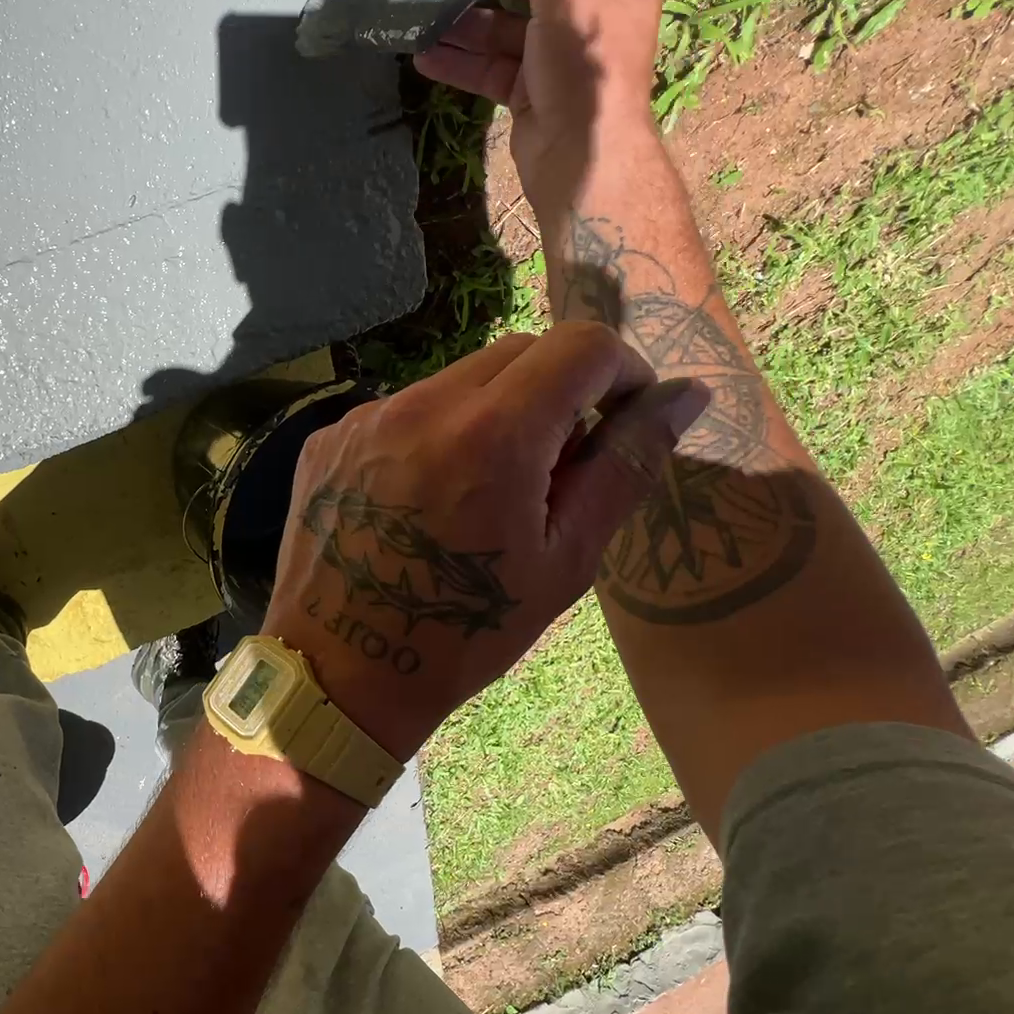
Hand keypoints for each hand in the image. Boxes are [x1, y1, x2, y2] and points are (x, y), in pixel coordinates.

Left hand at [261, 323, 709, 760]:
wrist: (340, 670)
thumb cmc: (464, 631)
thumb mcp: (565, 559)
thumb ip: (627, 465)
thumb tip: (686, 395)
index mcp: (491, 432)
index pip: (581, 343)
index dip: (620, 373)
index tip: (617, 423)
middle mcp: (420, 405)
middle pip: (516, 352)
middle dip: (555, 390)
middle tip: (554, 466)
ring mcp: (363, 419)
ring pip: (454, 380)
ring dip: (489, 412)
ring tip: (480, 492)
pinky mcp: (326, 439)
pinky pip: (399, 412)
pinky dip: (430, 434)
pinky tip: (419, 500)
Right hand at [413, 0, 664, 210]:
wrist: (579, 153)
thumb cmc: (585, 61)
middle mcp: (587, 17)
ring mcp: (555, 58)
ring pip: (504, 35)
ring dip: (463, 30)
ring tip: (423, 20)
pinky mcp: (528, 92)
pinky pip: (491, 70)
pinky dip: (461, 65)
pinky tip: (426, 58)